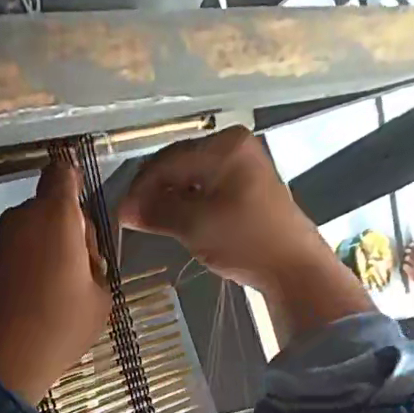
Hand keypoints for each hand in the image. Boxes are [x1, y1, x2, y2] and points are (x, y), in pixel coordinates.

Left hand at [0, 160, 112, 404]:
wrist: (7, 360)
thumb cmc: (62, 325)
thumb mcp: (100, 297)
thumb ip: (96, 264)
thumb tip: (84, 258)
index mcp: (57, 216)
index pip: (63, 173)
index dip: (75, 181)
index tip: (87, 207)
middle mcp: (24, 218)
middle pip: (52, 206)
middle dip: (71, 228)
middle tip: (85, 268)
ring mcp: (3, 241)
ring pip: (36, 229)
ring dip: (52, 247)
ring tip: (65, 289)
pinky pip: (22, 250)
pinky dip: (34, 263)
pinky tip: (44, 297)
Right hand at [121, 125, 369, 342]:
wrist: (292, 267)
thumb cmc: (245, 241)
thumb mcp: (195, 226)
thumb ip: (158, 212)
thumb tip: (124, 209)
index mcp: (224, 146)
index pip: (168, 160)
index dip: (140, 188)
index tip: (120, 214)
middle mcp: (233, 145)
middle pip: (178, 164)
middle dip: (152, 191)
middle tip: (130, 218)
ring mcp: (241, 164)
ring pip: (189, 177)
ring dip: (166, 198)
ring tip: (148, 222)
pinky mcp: (245, 186)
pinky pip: (204, 187)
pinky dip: (185, 202)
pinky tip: (173, 220)